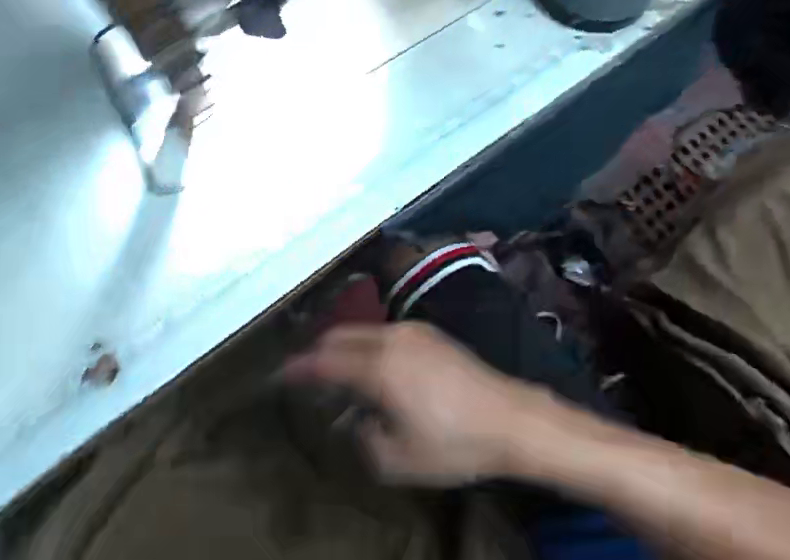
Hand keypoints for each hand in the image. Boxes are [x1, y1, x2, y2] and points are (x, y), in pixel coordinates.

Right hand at [283, 322, 551, 486]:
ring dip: (344, 347)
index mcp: (379, 368)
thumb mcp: (399, 459)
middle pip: (341, 336)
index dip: (299, 368)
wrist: (509, 417)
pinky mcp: (431, 333)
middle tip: (305, 374)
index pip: (326, 361)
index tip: (280, 373)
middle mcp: (392, 339)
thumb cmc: (453, 443)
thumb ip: (365, 439)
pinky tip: (374, 369)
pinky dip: (367, 344)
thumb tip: (357, 421)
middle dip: (319, 352)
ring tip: (339, 374)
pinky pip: (385, 332)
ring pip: (364, 331)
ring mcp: (413, 331)